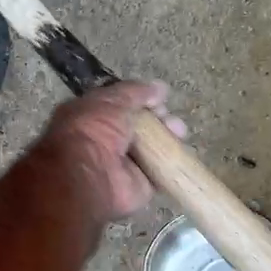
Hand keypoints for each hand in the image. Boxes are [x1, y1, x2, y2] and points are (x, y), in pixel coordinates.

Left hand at [41, 80, 186, 221]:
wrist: (90, 173)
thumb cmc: (93, 128)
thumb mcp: (111, 100)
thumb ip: (135, 92)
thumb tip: (159, 87)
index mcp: (89, 114)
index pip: (118, 103)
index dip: (140, 100)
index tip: (160, 98)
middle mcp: (103, 137)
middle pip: (137, 125)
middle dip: (157, 119)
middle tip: (172, 119)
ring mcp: (121, 161)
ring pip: (150, 147)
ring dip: (166, 138)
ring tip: (179, 131)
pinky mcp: (138, 183)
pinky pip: (158, 171)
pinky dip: (170, 163)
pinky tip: (181, 152)